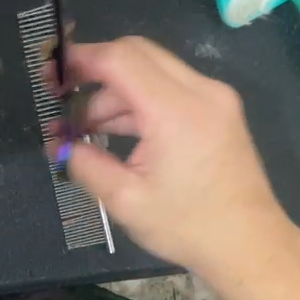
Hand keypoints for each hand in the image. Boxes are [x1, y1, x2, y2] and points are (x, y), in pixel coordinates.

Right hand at [58, 38, 299, 283]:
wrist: (249, 245)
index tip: (50, 73)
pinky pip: (168, 89)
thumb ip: (85, 163)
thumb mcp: (124, 200)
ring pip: (151, 72)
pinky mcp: (217, 110)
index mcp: (175, 111)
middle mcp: (200, 91)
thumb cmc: (187, 227)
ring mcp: (213, 98)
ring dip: (113, 93)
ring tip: (82, 130)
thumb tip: (57, 144)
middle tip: (61, 97)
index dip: (80, 60)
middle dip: (94, 71)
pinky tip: (112, 132)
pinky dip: (136, 103)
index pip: (120, 60)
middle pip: (137, 54)